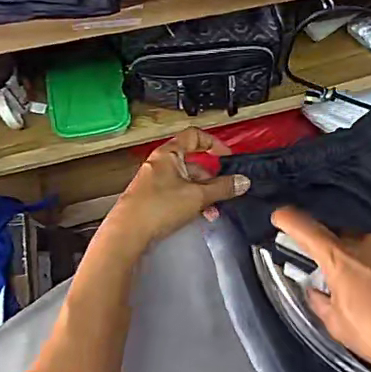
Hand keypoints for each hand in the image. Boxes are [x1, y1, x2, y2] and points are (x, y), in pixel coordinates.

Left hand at [97, 129, 248, 254]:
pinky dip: (192, 201)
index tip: (226, 156)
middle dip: (212, 178)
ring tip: (213, 210)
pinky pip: (179, 194)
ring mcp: (155, 182)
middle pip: (194, 163)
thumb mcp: (199, 196)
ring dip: (204, 193)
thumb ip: (224, 187)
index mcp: (169, 155)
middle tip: (224, 191)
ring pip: (188, 181)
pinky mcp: (152, 198)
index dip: (214, 143)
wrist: (127, 234)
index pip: (194, 136)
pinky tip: (200, 215)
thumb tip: (242, 181)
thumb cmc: (158, 208)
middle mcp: (160, 165)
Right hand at [270, 207, 370, 371]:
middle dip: (336, 256)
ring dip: (366, 263)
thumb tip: (316, 288)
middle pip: (342, 240)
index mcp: (342, 259)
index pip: (307, 229)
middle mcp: (369, 243)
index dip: (289, 220)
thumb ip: (321, 301)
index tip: (280, 216)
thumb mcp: (340, 327)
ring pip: (370, 247)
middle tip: (340, 284)